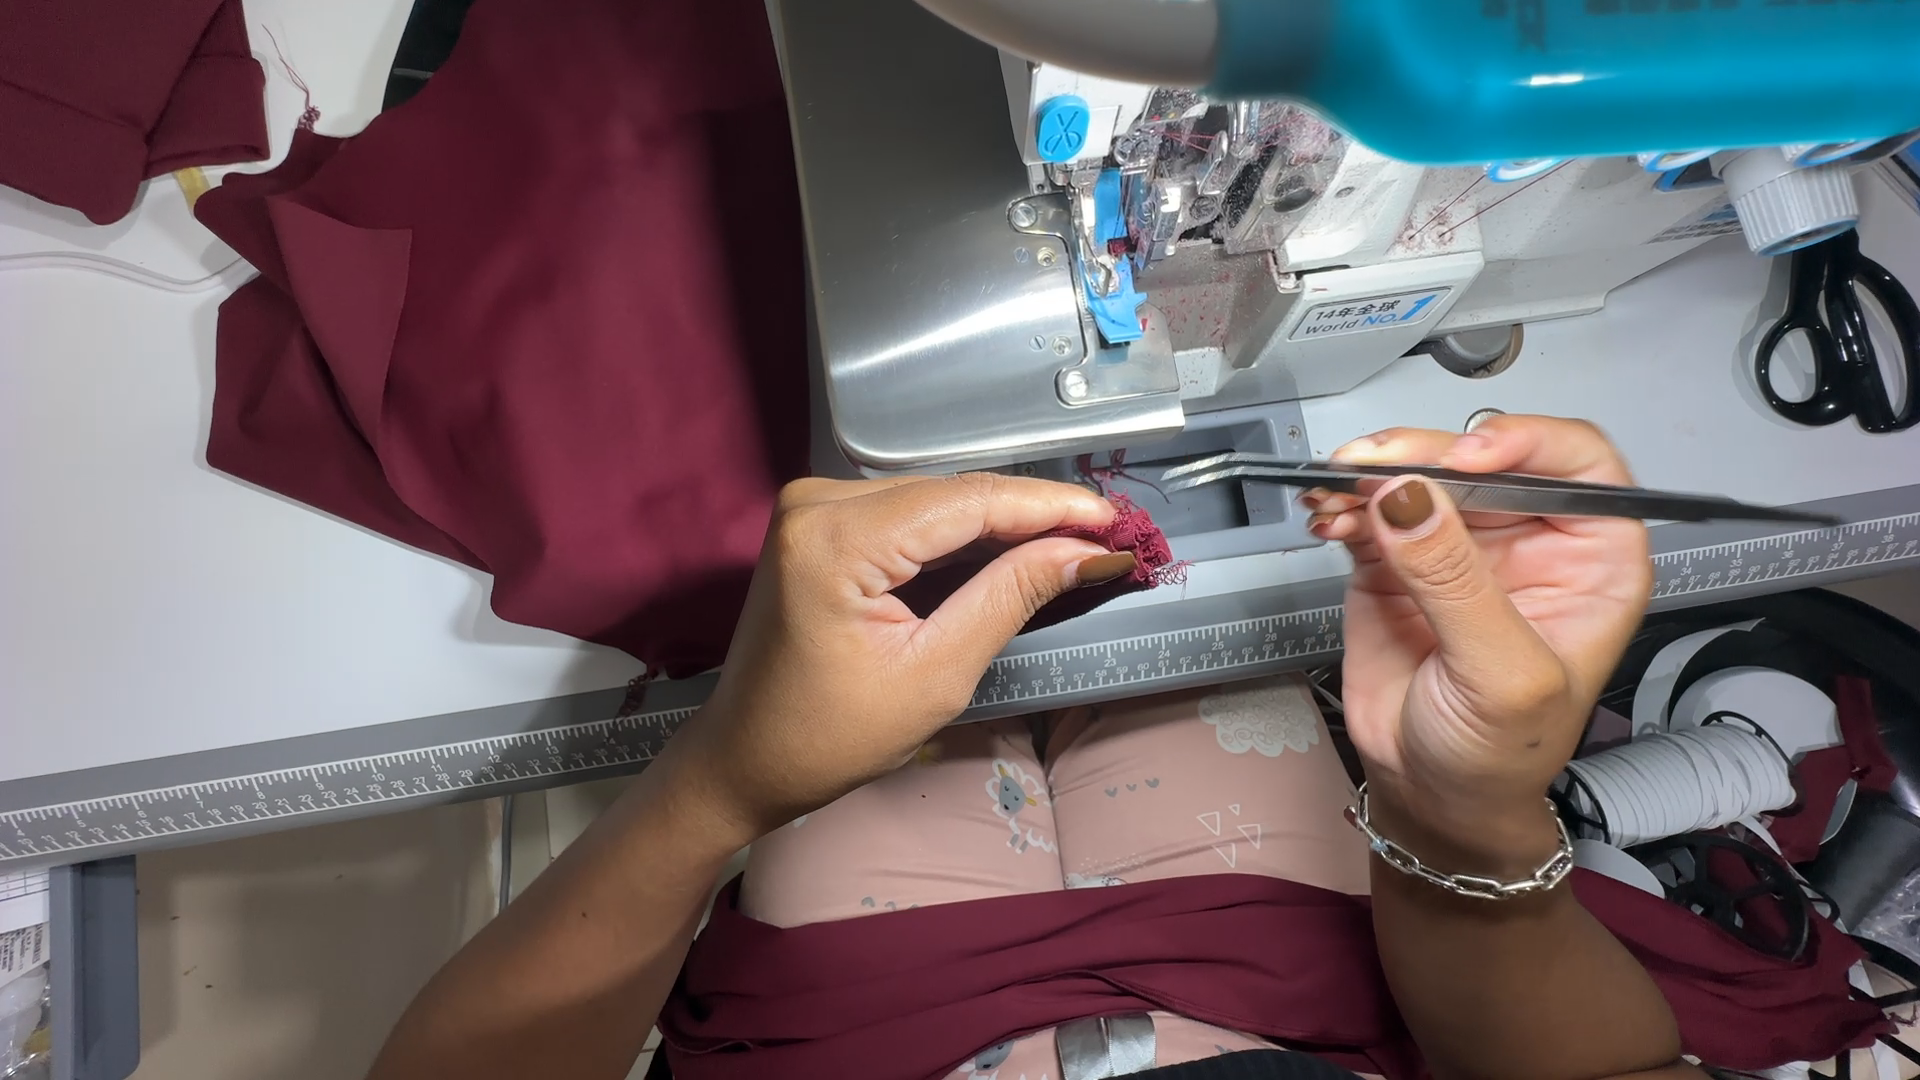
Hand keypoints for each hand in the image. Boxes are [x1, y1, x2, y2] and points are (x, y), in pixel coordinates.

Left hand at [669, 474, 1131, 837]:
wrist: (746, 756)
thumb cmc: (832, 737)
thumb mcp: (935, 675)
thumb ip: (1009, 598)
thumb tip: (1084, 553)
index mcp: (836, 539)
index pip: (967, 501)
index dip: (1049, 507)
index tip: (1113, 521)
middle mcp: (819, 501)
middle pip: (952, 493)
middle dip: (1031, 515)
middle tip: (1101, 539)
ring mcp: (814, 505)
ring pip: (935, 499)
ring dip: (1001, 522)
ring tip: (1070, 543)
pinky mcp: (820, 520)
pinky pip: (909, 514)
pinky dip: (961, 533)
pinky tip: (1009, 547)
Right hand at [1305, 416, 1652, 860]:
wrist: (1428, 787)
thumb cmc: (1499, 749)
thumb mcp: (1500, 672)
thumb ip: (1456, 582)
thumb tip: (1406, 496)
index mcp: (1585, 560)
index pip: (1575, 466)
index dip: (1523, 444)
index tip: (1461, 458)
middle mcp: (1520, 542)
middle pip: (1475, 463)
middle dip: (1418, 455)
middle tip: (1365, 465)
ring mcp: (1448, 550)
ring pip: (1413, 480)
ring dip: (1366, 477)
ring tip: (1330, 496)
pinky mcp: (1390, 564)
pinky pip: (1366, 514)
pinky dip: (1339, 508)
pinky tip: (1323, 520)